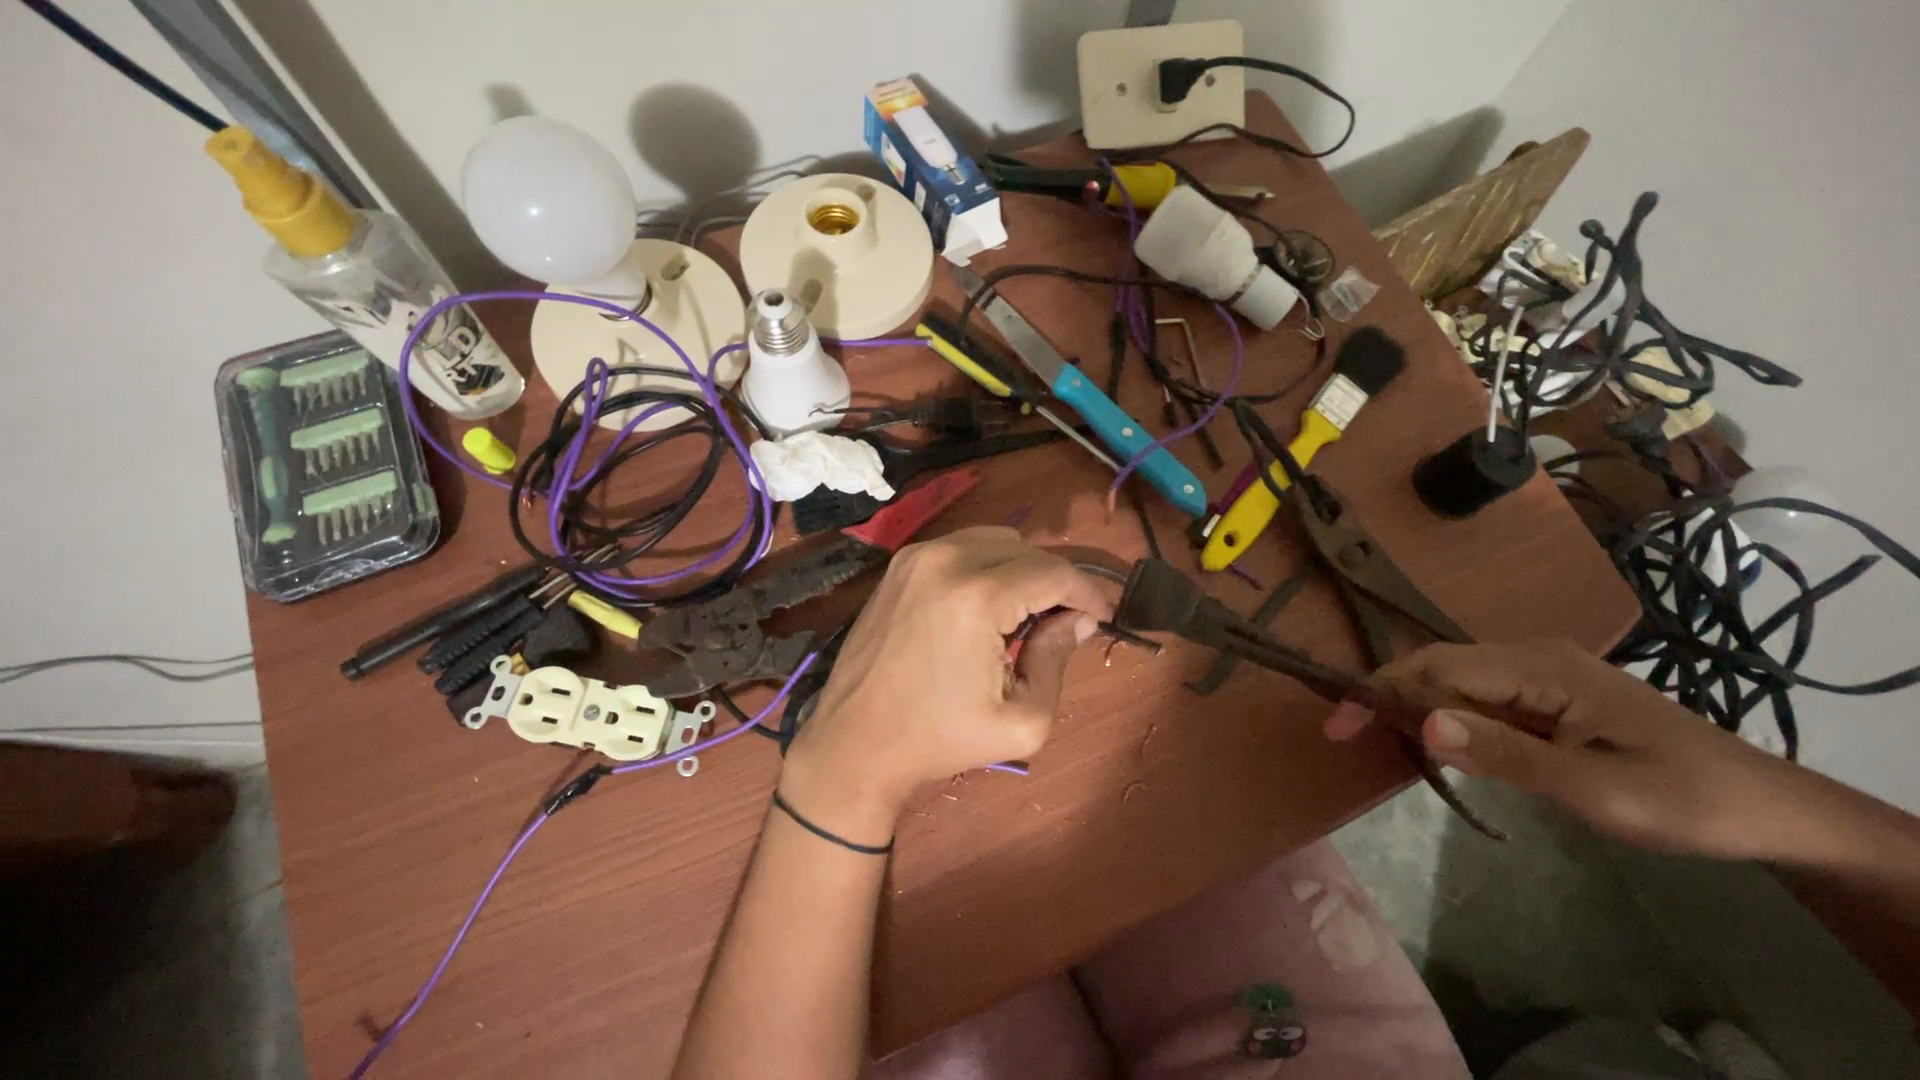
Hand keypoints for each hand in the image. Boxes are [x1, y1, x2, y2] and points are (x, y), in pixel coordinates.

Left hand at [779, 527, 1113, 845]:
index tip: (1102, 616)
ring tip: (1027, 614)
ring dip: (1022, 569)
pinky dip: (988, 565)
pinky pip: (962, 547)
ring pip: (996, 540)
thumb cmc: (939, 739)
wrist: (855, 742)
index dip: (1088, 592)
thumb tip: (1077, 620)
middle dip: (1057, 582)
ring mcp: (917, 557)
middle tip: (1066, 622)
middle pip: (1028, 550)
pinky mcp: (900, 565)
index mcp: (976, 597)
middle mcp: (945, 561)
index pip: (1054, 572)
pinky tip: (988, 606)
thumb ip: (1058, 660)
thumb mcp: (1022, 721)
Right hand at [1326, 640, 1816, 860]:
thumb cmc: (1684, 800)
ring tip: (1386, 744)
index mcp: (1542, 668)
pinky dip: (1448, 717)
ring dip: (1415, 708)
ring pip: (1455, 679)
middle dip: (1388, 696)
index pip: (1437, 666)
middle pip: (1438, 666)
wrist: (1767, 808)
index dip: (1381, 691)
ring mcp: (1543, 673)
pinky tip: (1442, 744)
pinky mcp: (1549, 694)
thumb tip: (1423, 724)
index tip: (1336, 725)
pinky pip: (1480, 695)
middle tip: (1348, 737)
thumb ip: (1508, 755)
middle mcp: (1535, 656)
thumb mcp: (1596, 790)